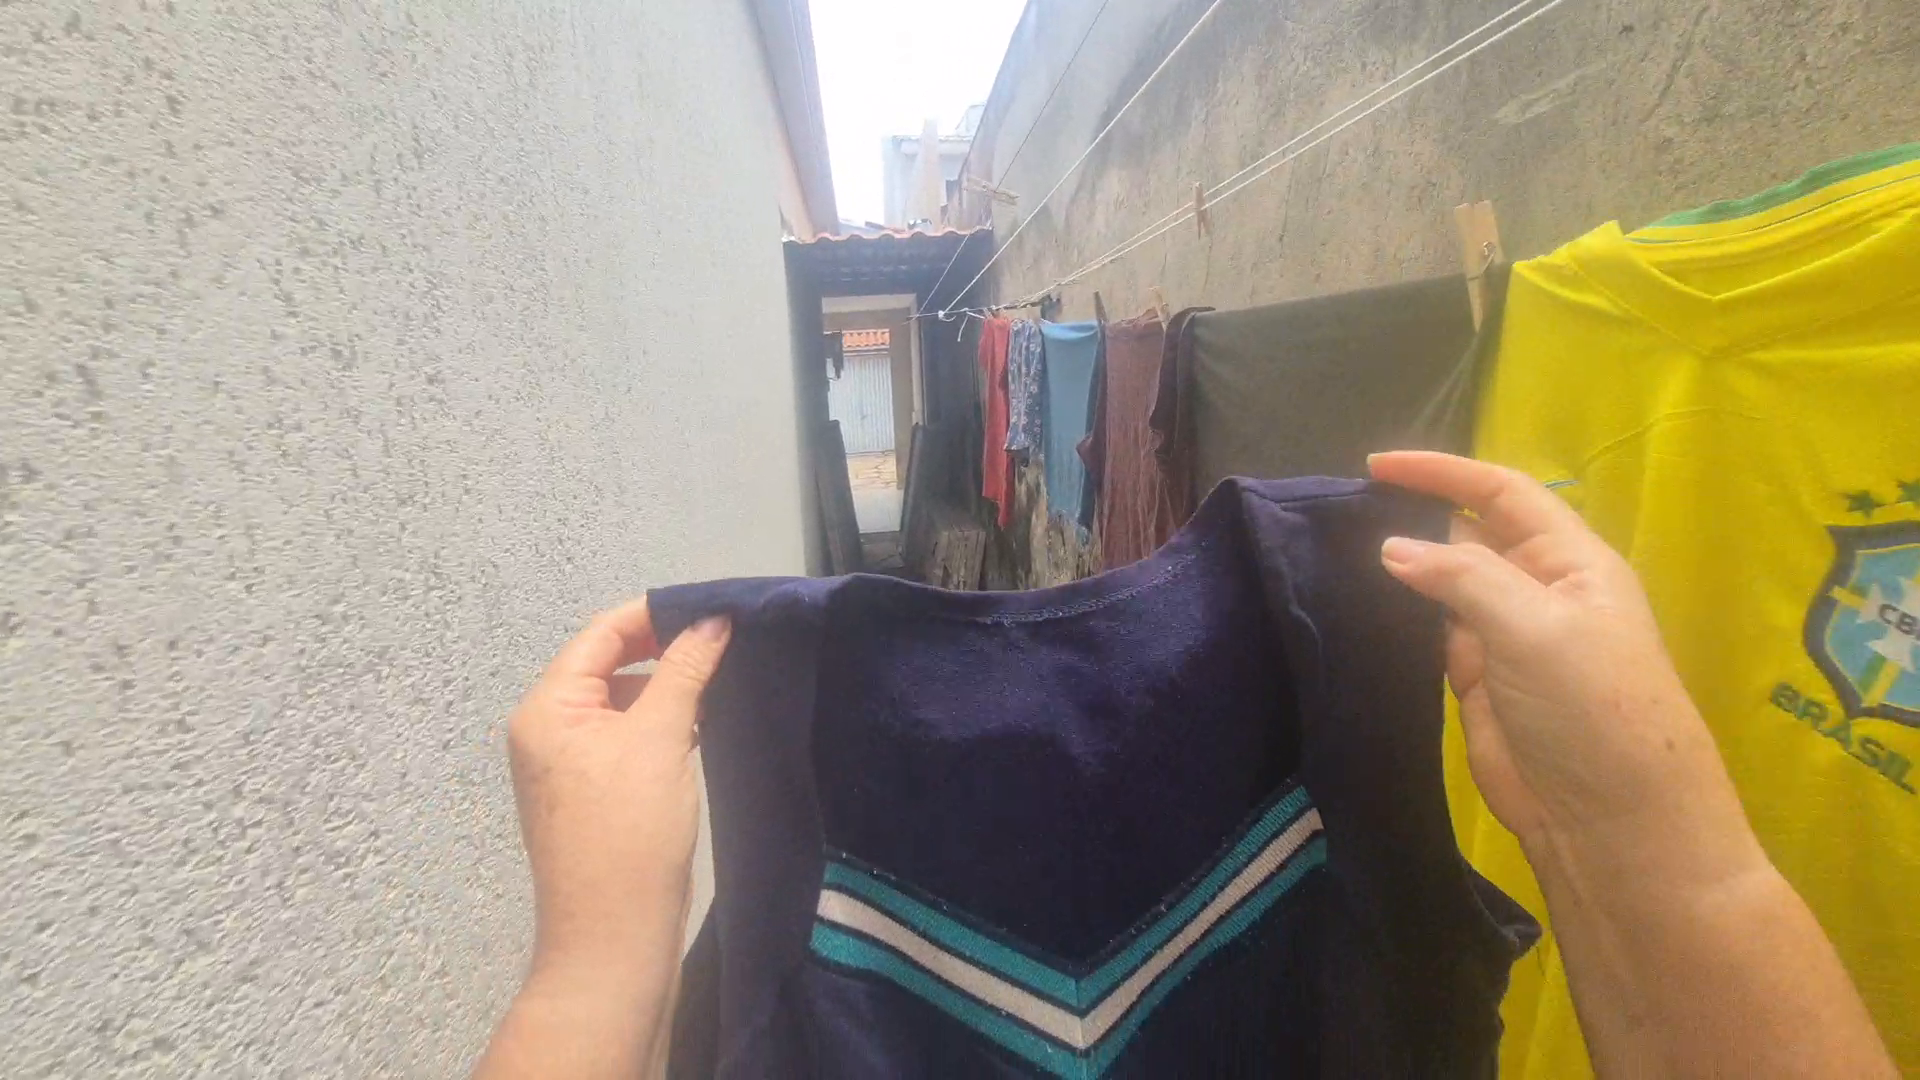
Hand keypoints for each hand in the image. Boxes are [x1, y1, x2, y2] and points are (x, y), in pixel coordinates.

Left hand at [476, 600, 730, 1078]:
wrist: (616, 933)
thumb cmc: (630, 827)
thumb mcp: (660, 736)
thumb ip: (685, 669)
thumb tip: (714, 620)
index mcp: (549, 708)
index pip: (600, 635)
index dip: (653, 613)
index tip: (709, 606)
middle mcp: (550, 727)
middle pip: (609, 663)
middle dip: (663, 647)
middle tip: (721, 639)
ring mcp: (571, 759)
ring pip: (624, 697)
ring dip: (667, 683)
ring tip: (718, 676)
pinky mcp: (596, 785)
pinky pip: (629, 730)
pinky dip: (663, 717)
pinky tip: (700, 719)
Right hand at [1367, 456, 1895, 1079]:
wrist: (1607, 821)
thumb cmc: (1592, 711)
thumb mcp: (1536, 629)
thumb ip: (1462, 578)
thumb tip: (1389, 547)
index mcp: (1570, 563)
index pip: (1501, 494)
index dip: (1442, 472)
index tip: (1375, 467)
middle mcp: (1535, 588)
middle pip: (1467, 530)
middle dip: (1414, 511)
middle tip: (1345, 508)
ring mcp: (1501, 633)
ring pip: (1441, 578)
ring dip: (1399, 561)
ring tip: (1336, 547)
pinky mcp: (1470, 672)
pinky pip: (1425, 625)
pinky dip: (1393, 609)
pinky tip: (1356, 601)